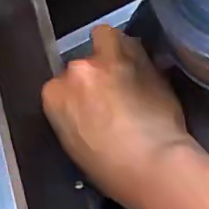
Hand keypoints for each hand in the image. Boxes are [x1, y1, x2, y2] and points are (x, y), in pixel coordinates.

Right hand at [41, 26, 202, 208]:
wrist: (154, 164)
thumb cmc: (115, 171)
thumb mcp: (77, 149)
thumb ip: (75, 120)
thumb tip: (88, 115)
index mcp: (54, 96)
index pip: (60, 86)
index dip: (79, 96)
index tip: (92, 108)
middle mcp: (78, 70)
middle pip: (82, 61)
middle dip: (96, 75)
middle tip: (114, 95)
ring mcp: (111, 60)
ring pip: (106, 37)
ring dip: (114, 51)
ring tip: (128, 73)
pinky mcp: (144, 59)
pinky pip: (136, 45)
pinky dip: (140, 56)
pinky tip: (148, 75)